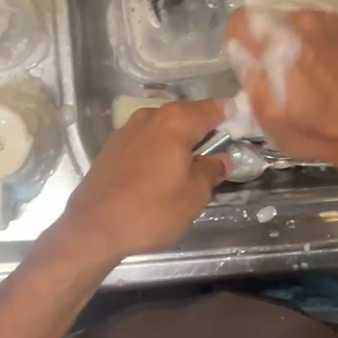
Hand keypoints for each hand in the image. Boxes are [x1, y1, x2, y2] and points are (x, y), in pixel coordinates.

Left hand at [51, 99, 227, 263]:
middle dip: (203, 132)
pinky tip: (159, 177)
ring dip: (178, 144)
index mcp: (175, 121)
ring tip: (189, 171)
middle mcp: (149, 117)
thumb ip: (211, 170)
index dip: (232, 117)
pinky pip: (144, 144)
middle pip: (185, 117)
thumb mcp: (194, 194)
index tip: (244, 129)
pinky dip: (157, 153)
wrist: (93, 228)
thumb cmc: (151, 210)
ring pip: (162, 131)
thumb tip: (223, 159)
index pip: (213, 108)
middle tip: (219, 156)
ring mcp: (125, 131)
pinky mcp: (110, 150)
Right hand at [225, 7, 337, 172]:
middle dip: (266, 43)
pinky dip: (315, 39)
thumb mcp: (267, 115)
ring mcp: (328, 20)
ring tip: (304, 70)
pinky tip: (323, 64)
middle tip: (278, 73)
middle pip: (268, 20)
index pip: (240, 20)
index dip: (238, 40)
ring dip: (291, 40)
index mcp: (276, 42)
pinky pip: (319, 24)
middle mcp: (301, 22)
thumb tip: (242, 52)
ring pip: (294, 21)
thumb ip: (249, 76)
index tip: (247, 60)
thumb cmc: (314, 130)